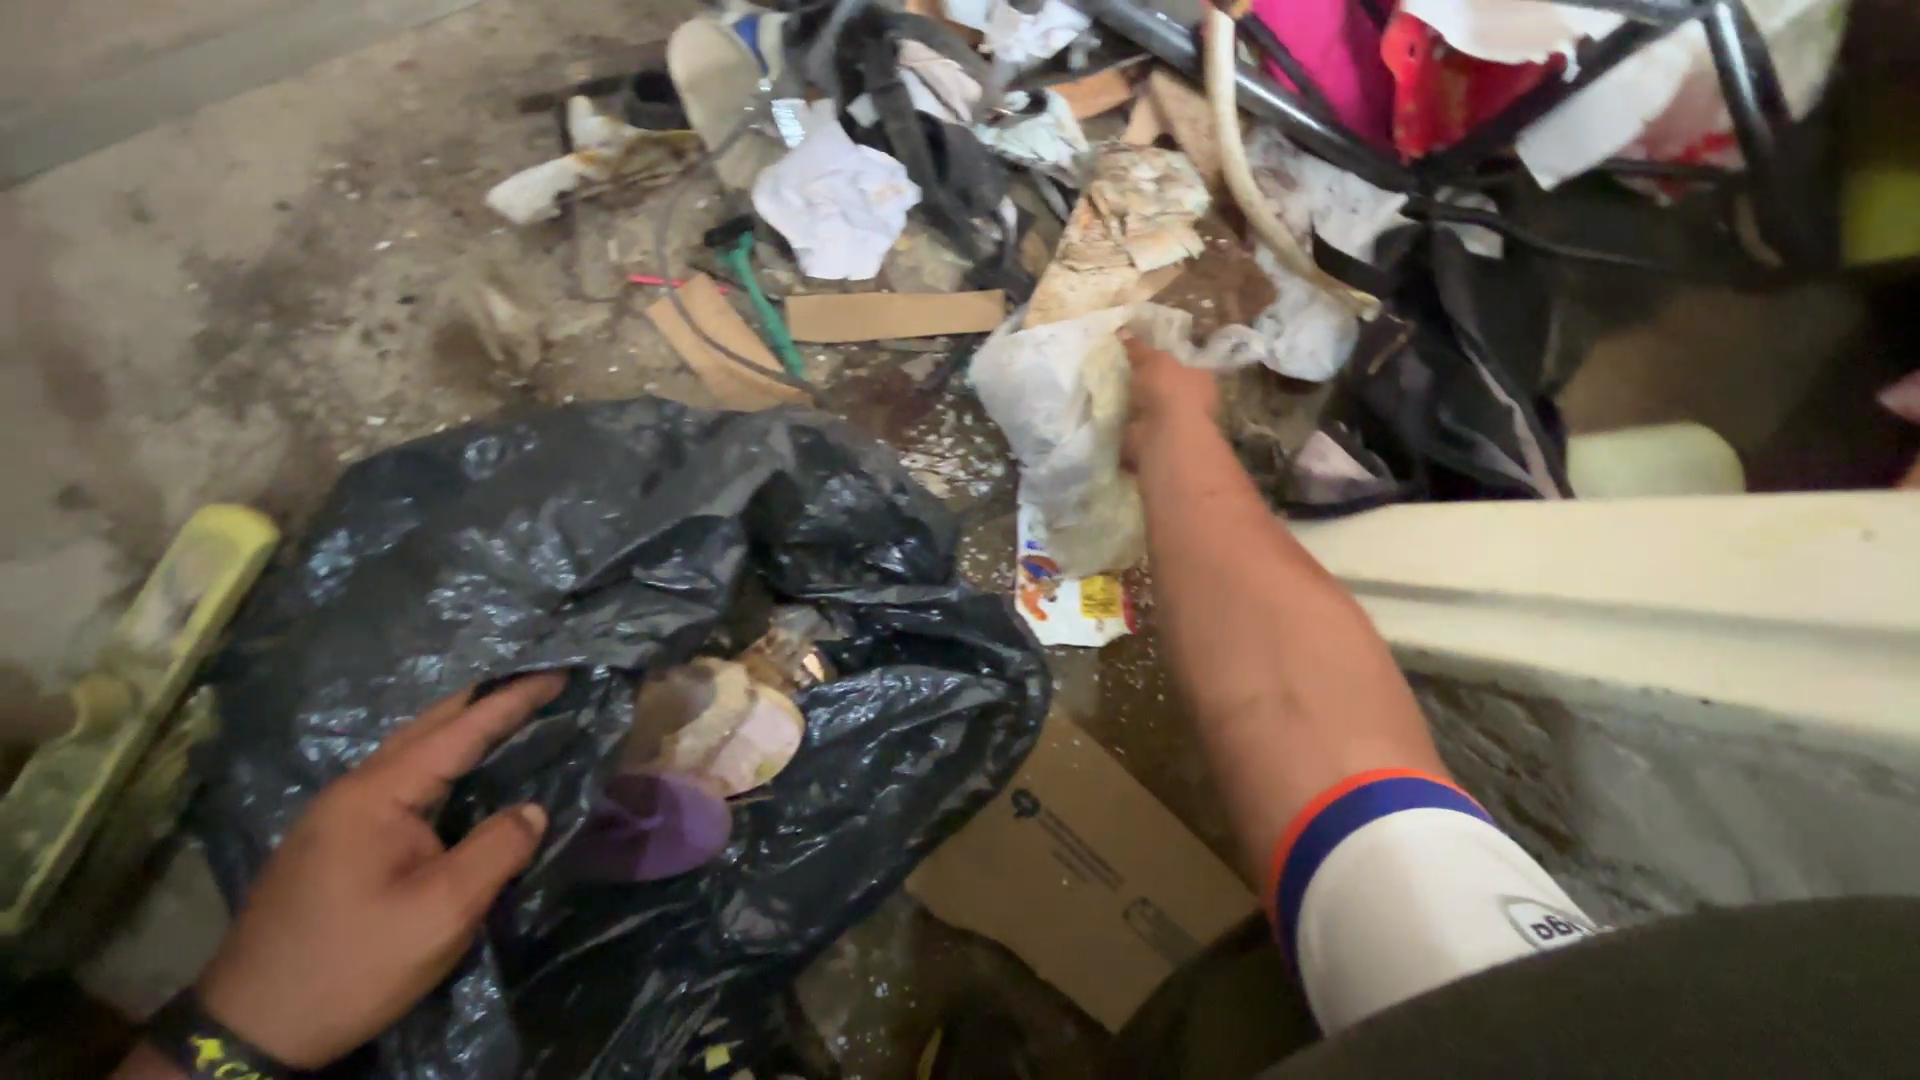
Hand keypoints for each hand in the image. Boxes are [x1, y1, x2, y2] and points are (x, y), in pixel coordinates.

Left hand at [194, 673, 565, 1069]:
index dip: (513, 700)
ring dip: (462, 726)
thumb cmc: (352, 965)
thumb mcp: (442, 912)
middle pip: (428, 726)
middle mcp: (352, 791)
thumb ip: (499, 850)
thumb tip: (533, 810)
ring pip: (411, 750)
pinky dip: (442, 757)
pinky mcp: (333, 841)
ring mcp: (336, 815)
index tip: (559, 673)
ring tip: (511, 713)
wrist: (246, 1034)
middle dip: (486, 700)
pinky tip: (461, 768)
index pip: (460, 730)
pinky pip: (401, 777)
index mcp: (377, 795)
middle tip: (540, 683)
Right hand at [1119, 328, 1217, 466]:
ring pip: (1152, 412)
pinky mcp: (1155, 442)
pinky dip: (1125, 426)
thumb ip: (1138, 348)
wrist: (1163, 432)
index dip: (1167, 363)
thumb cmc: (1169, 389)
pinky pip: (1137, 430)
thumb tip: (1122, 330)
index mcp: (1200, 379)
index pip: (1186, 367)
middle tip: (1124, 375)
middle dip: (1149, 387)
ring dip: (1136, 408)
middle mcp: (1191, 404)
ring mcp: (1174, 426)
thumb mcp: (1153, 359)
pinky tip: (1110, 417)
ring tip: (1111, 395)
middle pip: (1168, 391)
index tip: (1146, 359)